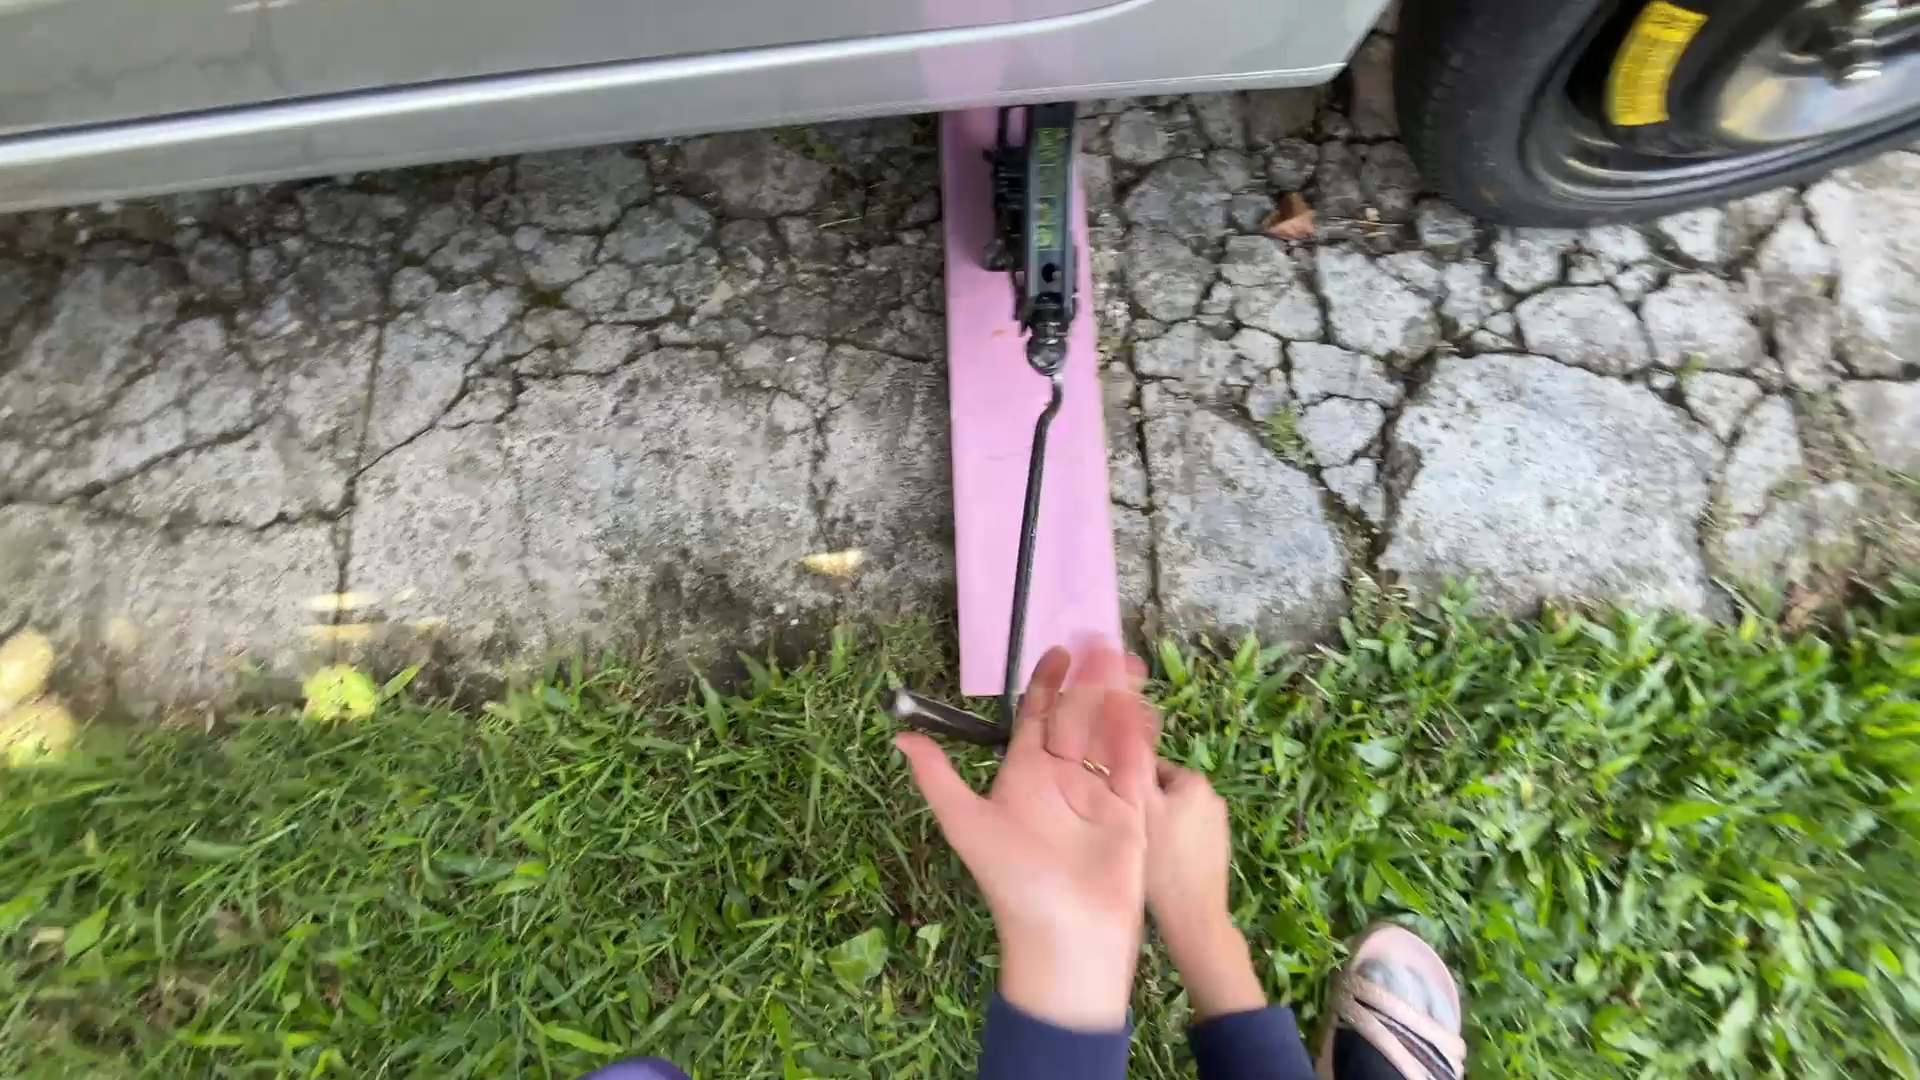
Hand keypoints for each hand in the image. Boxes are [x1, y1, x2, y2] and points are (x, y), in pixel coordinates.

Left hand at [895, 642, 1156, 1029]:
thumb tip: (900, 735)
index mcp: (1025, 773)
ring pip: (1106, 731)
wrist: (1064, 940)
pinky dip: (1136, 733)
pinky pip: (1132, 763)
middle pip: (1076, 715)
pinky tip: (1140, 704)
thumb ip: (938, 778)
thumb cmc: (1012, 881)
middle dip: (1087, 679)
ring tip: (1125, 661)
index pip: (1037, 715)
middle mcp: (1062, 776)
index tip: (1059, 651)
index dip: (1047, 682)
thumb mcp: (967, 823)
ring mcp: (1096, 792)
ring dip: (1115, 697)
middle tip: (1101, 643)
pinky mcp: (1129, 810)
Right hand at [1146, 763, 1264, 1019]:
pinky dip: (1173, 843)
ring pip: (1173, 814)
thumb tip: (1128, 746)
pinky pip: (1186, 835)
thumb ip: (1135, 771)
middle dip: (1146, 805)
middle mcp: (1213, 796)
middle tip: (1131, 829)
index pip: (1152, 767)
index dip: (1131, 786)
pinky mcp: (1218, 849)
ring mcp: (1218, 824)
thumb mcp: (1140, 807)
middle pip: (1163, 790)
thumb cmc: (1163, 858)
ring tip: (1144, 848)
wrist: (1194, 916)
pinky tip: (1162, 863)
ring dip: (1158, 825)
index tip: (1121, 807)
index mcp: (1195, 781)